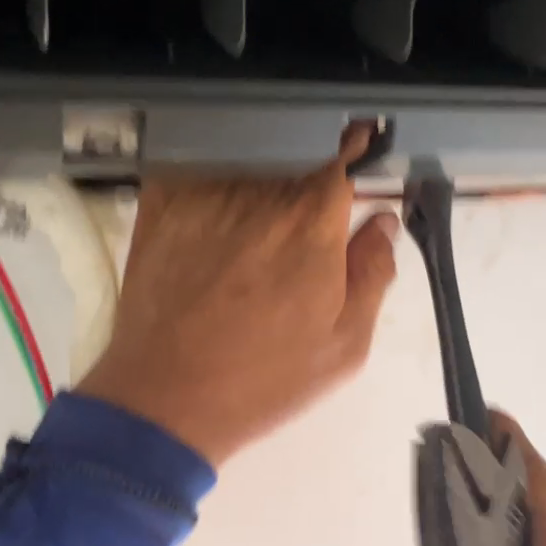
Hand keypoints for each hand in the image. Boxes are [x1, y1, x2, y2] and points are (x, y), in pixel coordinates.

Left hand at [75, 126, 399, 465]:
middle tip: (298, 219)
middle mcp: (261, 192)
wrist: (166, 397)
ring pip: (248, 165)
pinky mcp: (163, 202)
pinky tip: (210, 218)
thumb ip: (372, 273)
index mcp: (313, 220)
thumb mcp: (344, 344)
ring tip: (250, 226)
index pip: (344, 156)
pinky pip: (199, 170)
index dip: (354, 149)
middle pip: (295, 160)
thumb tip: (382, 222)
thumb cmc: (264, 378)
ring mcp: (206, 192)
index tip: (359, 147)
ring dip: (258, 181)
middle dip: (305, 178)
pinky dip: (211, 182)